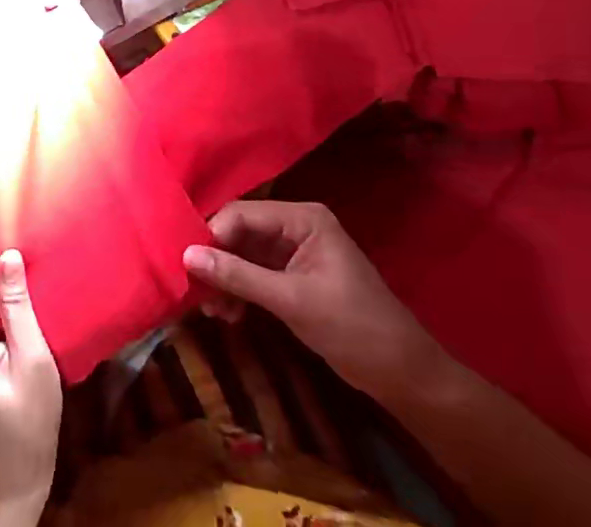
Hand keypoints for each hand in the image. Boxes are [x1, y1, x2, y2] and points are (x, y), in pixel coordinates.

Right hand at [183, 201, 447, 401]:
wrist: (405, 375)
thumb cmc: (355, 329)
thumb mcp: (292, 301)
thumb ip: (238, 276)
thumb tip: (185, 255)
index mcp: (302, 218)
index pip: (241, 214)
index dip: (211, 236)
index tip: (186, 267)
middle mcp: (295, 226)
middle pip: (238, 232)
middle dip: (216, 261)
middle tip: (194, 292)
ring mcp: (293, 251)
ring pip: (241, 254)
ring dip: (224, 280)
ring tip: (211, 311)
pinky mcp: (291, 275)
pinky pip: (252, 273)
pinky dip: (238, 291)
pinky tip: (228, 314)